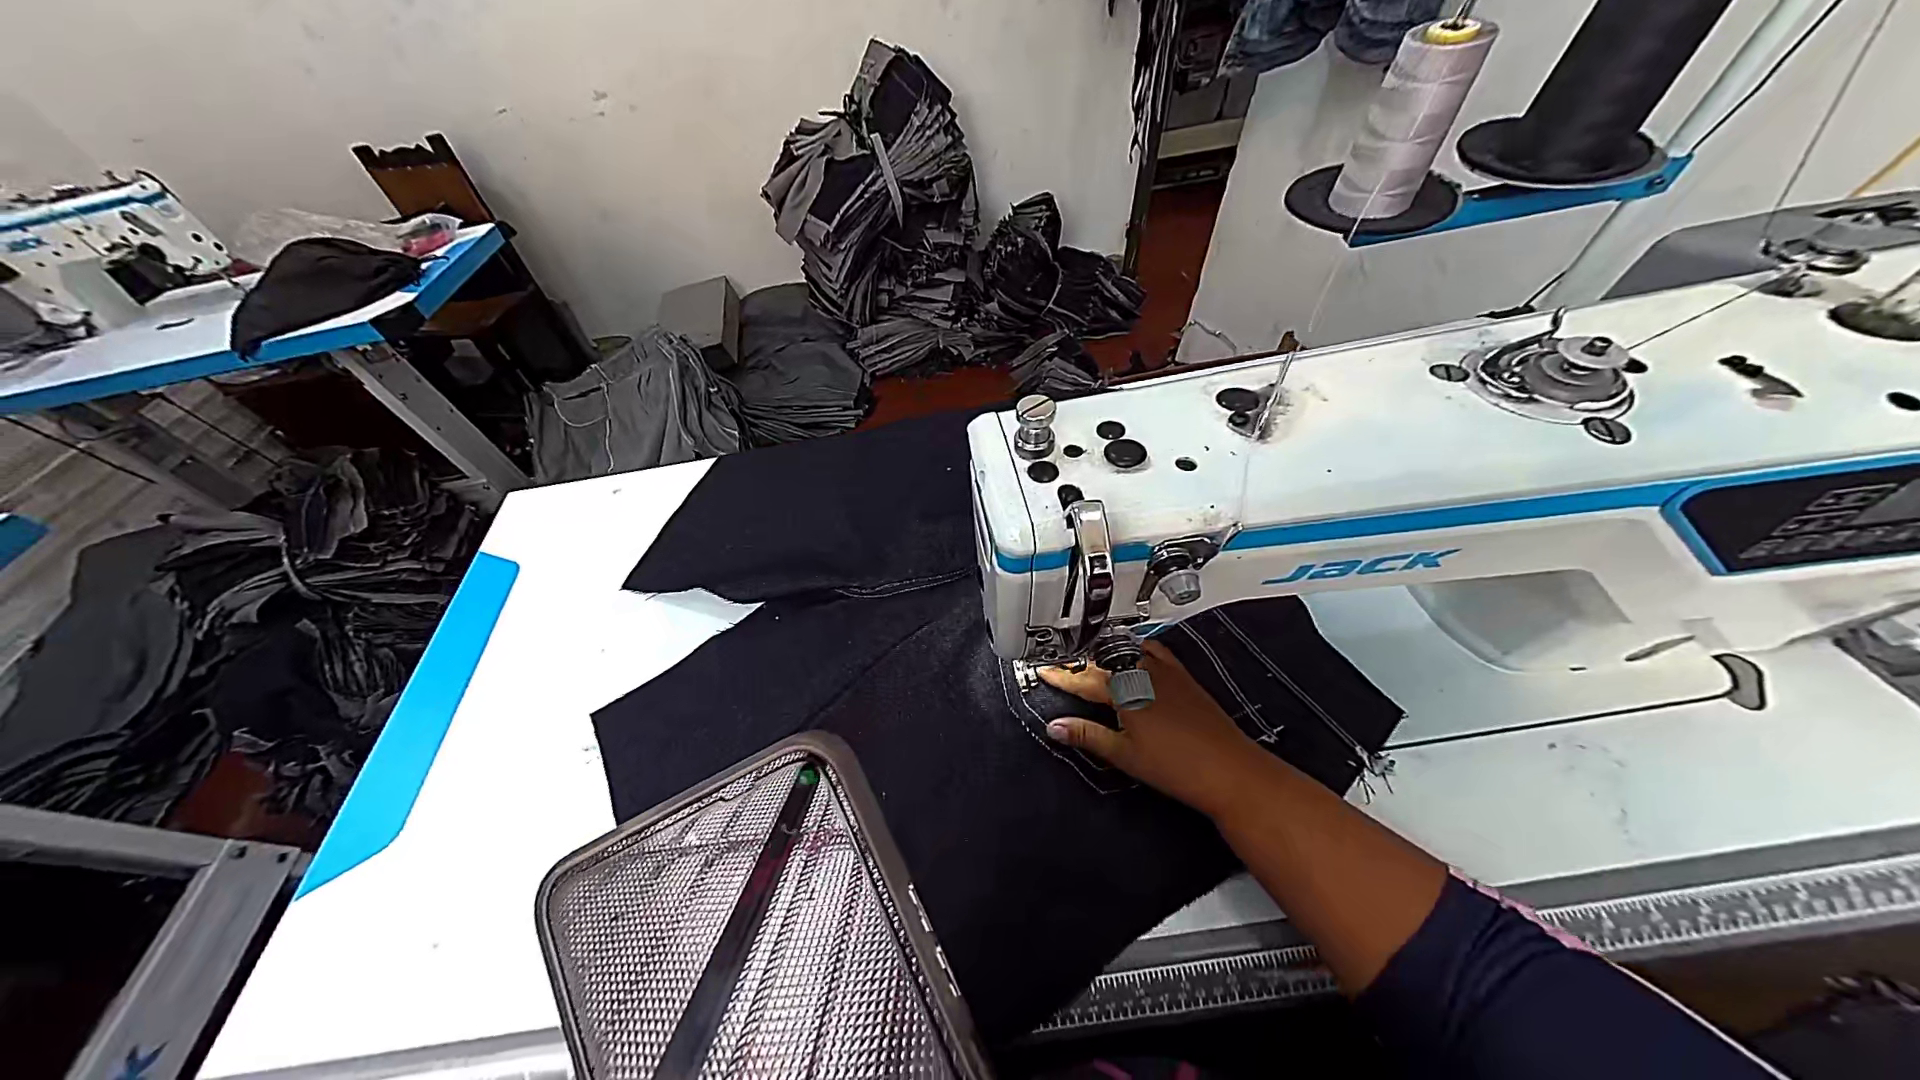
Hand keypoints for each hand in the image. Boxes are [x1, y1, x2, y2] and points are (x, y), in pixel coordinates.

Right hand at [1039, 640, 1269, 819]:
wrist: (1229, 770)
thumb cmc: (1178, 766)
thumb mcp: (1124, 754)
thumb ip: (1087, 736)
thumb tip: (1054, 727)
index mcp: (1124, 691)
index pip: (1082, 679)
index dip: (1060, 676)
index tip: (1044, 671)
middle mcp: (1143, 673)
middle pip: (1102, 661)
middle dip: (1079, 663)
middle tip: (1062, 667)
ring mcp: (1165, 672)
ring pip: (1126, 652)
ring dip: (1105, 653)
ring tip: (1091, 659)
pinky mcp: (1184, 677)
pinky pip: (1154, 650)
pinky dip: (1137, 648)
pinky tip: (1136, 653)